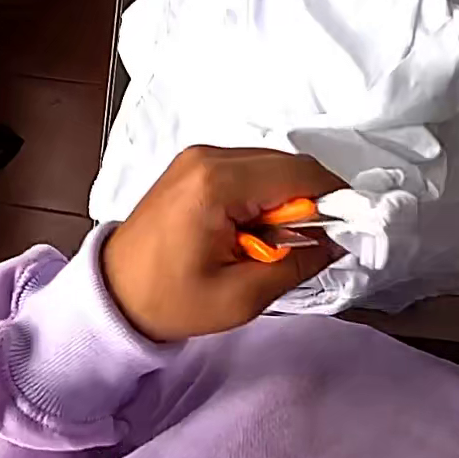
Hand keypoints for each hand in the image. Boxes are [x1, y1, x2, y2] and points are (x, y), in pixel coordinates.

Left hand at [102, 146, 345, 341]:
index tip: (347, 228)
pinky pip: (250, 168)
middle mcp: (209, 156)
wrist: (110, 294)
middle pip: (289, 163)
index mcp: (217, 184)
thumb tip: (335, 242)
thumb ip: (297, 264)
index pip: (300, 174)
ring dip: (287, 197)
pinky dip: (266, 193)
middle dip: (310, 200)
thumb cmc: (168, 302)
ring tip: (274, 240)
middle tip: (310, 243)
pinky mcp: (196, 164)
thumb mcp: (241, 297)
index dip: (334, 198)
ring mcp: (199, 156)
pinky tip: (255, 226)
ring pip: (272, 164)